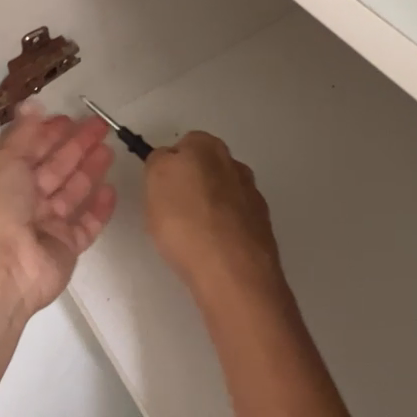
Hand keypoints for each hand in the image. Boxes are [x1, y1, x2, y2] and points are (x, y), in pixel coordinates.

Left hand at [0, 103, 117, 322]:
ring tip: (109, 149)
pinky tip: (111, 190)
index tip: (69, 118)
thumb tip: (32, 105)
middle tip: (100, 126)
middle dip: (76, 146)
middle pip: (54, 168)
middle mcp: (21, 202)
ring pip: (71, 193)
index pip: (28, 150)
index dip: (48, 133)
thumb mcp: (4, 159)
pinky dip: (98, 208)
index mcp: (1, 179)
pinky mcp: (65, 248)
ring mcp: (44, 227)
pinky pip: (85, 224)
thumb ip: (23, 133)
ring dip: (89, 170)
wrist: (0, 269)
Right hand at [143, 131, 282, 296]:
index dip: (170, 169)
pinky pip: (236, 221)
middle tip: (175, 214)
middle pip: (206, 170)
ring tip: (196, 237)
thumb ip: (159, 163)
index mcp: (207, 146)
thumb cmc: (185, 221)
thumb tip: (168, 161)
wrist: (232, 270)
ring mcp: (252, 195)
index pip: (182, 146)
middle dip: (193, 186)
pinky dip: (227, 229)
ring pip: (223, 195)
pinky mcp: (262, 225)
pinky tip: (216, 249)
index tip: (161, 192)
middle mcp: (234, 163)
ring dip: (212, 208)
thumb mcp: (154, 183)